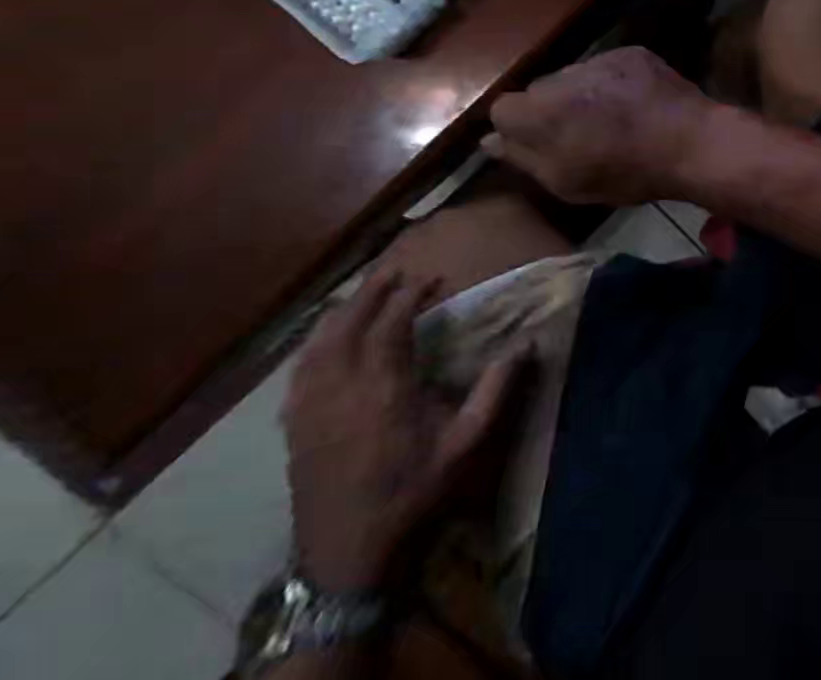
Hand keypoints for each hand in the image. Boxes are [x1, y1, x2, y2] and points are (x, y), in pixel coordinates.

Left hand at [282, 274, 522, 592]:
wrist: (348, 550)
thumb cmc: (414, 492)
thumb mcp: (467, 444)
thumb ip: (496, 390)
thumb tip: (525, 345)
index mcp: (384, 387)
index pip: (391, 323)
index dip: (409, 295)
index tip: (430, 279)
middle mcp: (341, 386)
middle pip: (348, 322)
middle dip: (372, 291)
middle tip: (395, 270)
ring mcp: (310, 403)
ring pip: (318, 341)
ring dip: (342, 311)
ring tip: (363, 294)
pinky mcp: (295, 421)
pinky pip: (300, 368)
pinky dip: (315, 342)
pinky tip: (325, 340)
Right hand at [483, 46, 717, 205]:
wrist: (691, 143)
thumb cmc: (627, 173)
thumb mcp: (567, 182)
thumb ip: (523, 158)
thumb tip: (489, 141)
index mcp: (539, 111)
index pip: (502, 110)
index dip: (520, 130)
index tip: (544, 146)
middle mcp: (562, 76)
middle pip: (539, 91)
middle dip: (551, 111)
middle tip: (582, 137)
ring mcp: (599, 59)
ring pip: (573, 77)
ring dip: (582, 96)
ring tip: (613, 121)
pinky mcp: (631, 52)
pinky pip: (607, 68)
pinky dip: (613, 84)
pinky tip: (635, 105)